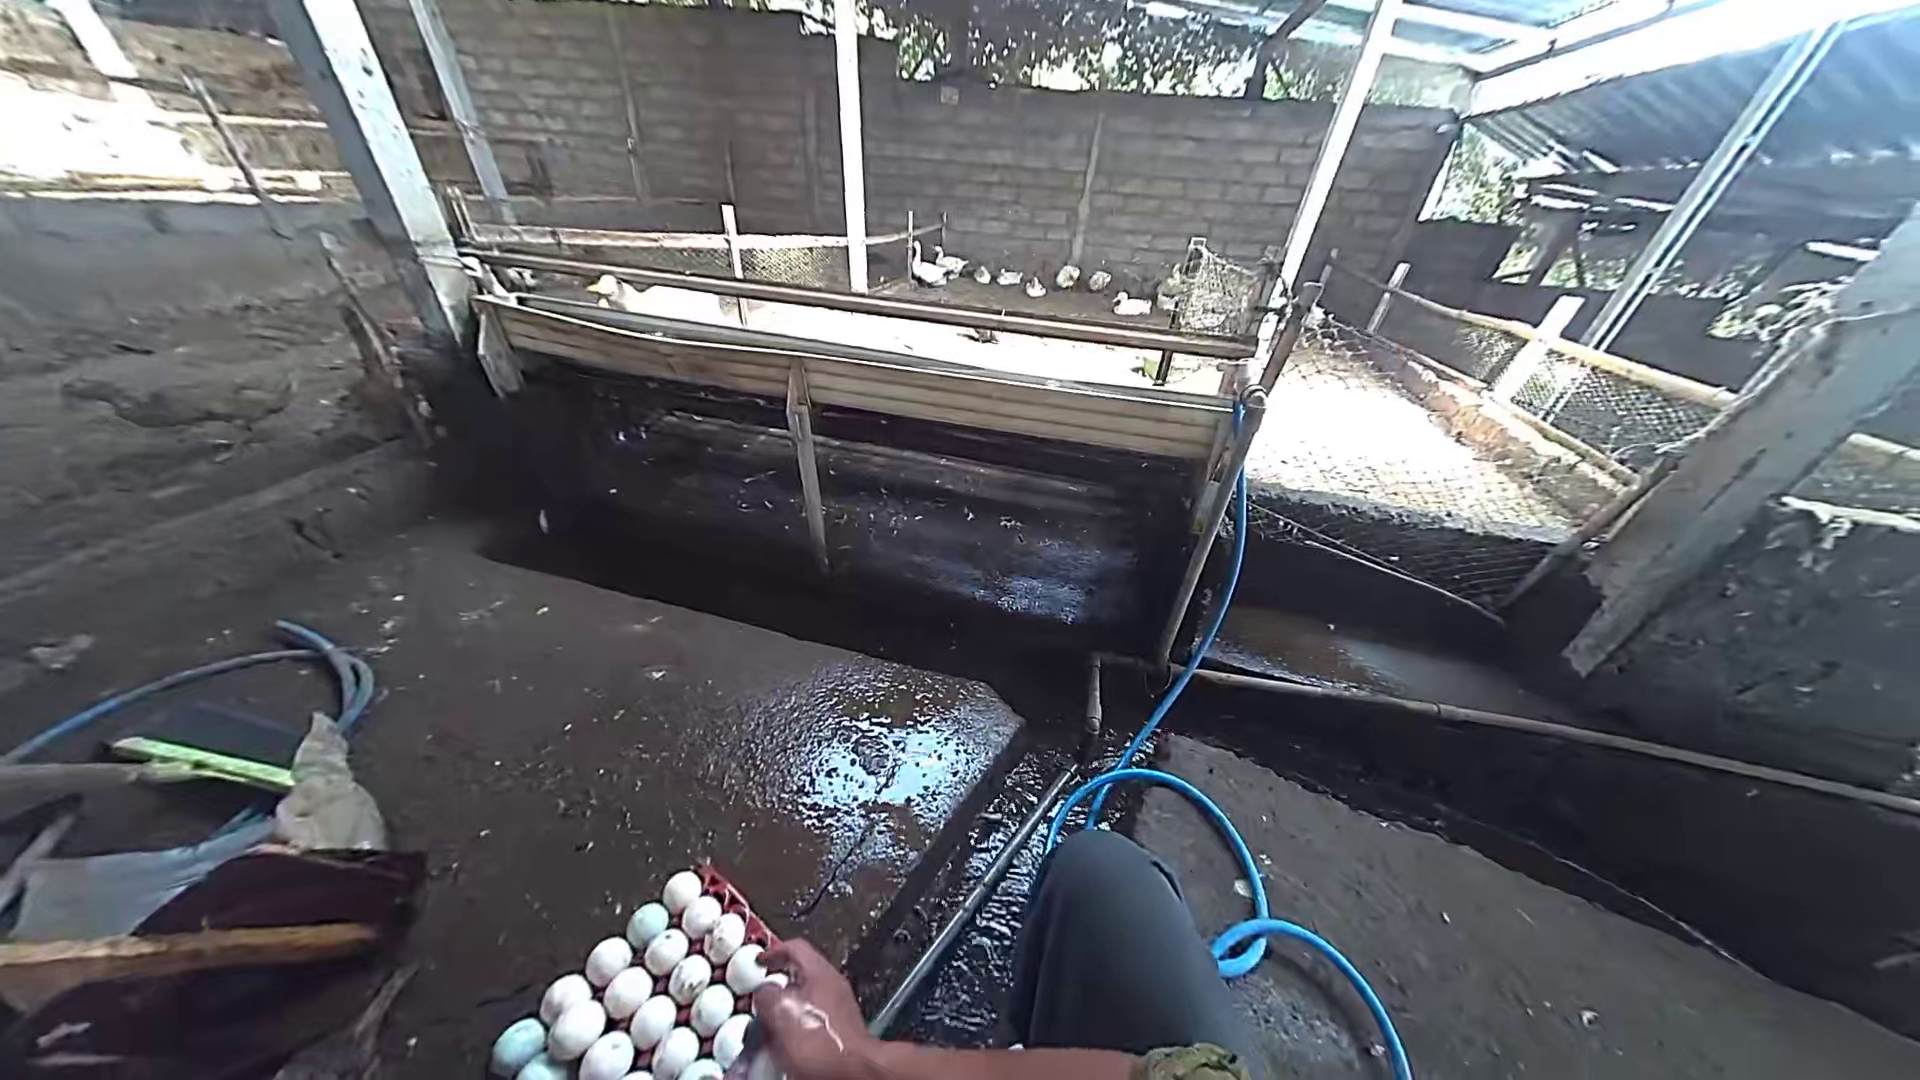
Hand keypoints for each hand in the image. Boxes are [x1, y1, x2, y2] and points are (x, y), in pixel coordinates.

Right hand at [749, 940, 884, 1079]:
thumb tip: (762, 991)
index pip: (795, 947)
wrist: (853, 1070)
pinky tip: (786, 1043)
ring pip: (804, 997)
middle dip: (778, 985)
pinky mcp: (838, 1028)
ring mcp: (837, 1005)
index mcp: (820, 971)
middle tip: (760, 999)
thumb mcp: (782, 1014)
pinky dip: (796, 1024)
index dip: (774, 952)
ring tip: (769, 1026)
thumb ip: (768, 995)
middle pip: (800, 972)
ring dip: (785, 1007)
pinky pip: (811, 1018)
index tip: (760, 961)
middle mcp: (831, 983)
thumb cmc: (822, 1043)